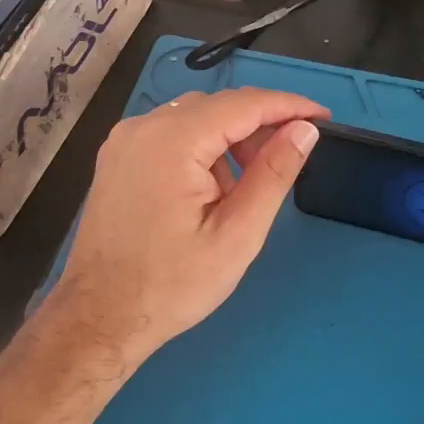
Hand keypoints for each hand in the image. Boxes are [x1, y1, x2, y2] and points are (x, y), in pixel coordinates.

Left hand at [42, 87, 327, 367]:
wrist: (100, 319)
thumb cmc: (173, 284)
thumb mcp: (237, 234)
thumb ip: (274, 174)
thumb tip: (305, 129)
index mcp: (173, 141)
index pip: (244, 105)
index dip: (289, 106)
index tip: (324, 117)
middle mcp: (144, 127)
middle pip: (218, 106)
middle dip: (261, 124)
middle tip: (293, 156)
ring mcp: (126, 140)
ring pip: (196, 117)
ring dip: (231, 138)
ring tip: (249, 186)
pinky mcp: (119, 157)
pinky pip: (172, 133)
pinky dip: (203, 147)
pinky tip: (214, 188)